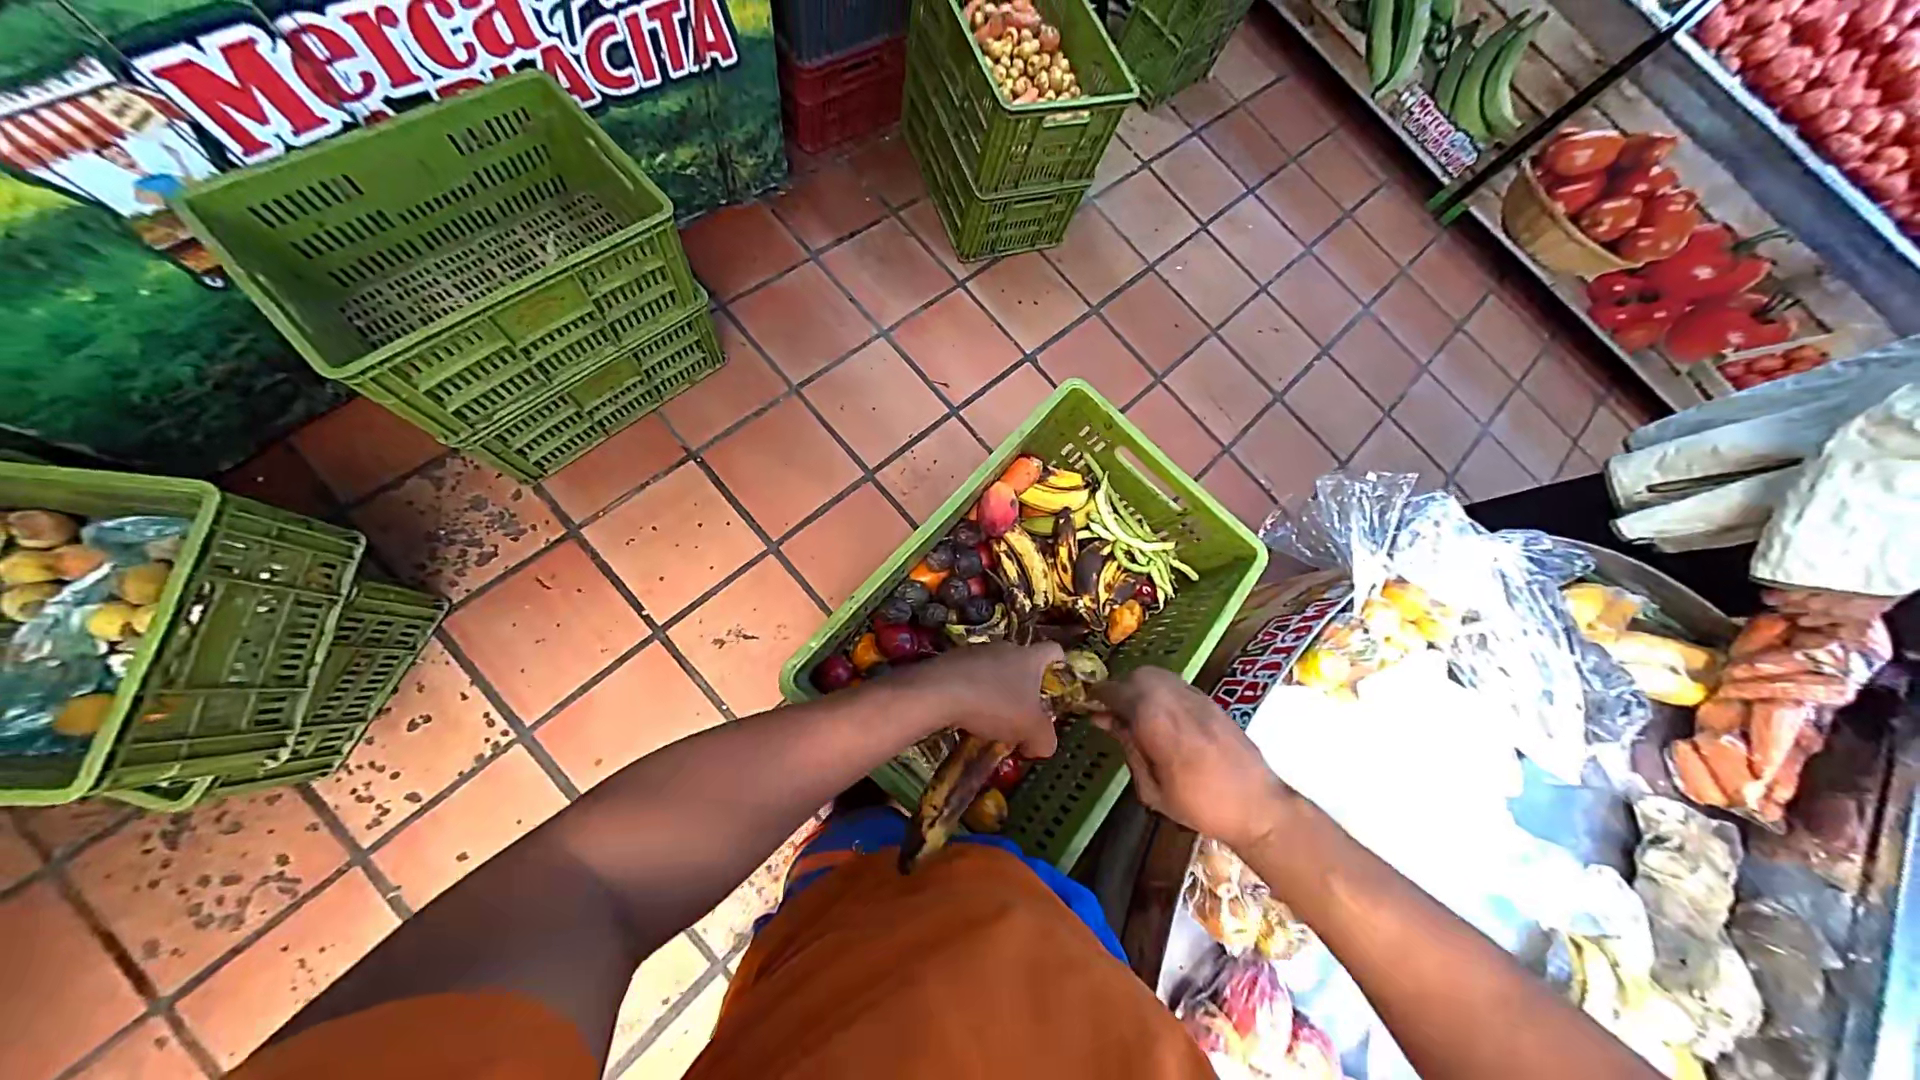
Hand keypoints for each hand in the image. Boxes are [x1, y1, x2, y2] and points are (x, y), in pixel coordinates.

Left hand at [888, 642, 1063, 757]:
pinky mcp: (950, 662)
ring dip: (996, 693)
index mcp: (1029, 657)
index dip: (1061, 666)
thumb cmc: (993, 704)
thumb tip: (1040, 746)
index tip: (1058, 686)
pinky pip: (969, 678)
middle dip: (1024, 689)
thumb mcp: (1030, 730)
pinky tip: (965, 717)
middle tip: (1022, 717)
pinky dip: (972, 694)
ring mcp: (975, 652)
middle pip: (1022, 663)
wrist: (937, 692)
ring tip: (991, 722)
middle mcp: (1004, 648)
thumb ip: (1044, 739)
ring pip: (994, 671)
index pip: (1054, 651)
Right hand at [1092, 667, 1292, 849]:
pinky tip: (1159, 715)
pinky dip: (1159, 690)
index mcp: (1156, 721)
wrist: (1259, 806)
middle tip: (1111, 712)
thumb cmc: (1201, 806)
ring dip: (1139, 687)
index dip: (1099, 696)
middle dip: (1119, 689)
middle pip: (1137, 675)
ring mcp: (1196, 697)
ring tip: (1134, 713)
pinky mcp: (1211, 701)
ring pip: (1157, 674)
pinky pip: (1175, 683)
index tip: (1090, 707)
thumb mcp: (1152, 789)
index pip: (1117, 691)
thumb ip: (1129, 749)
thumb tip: (1108, 722)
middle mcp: (1174, 699)